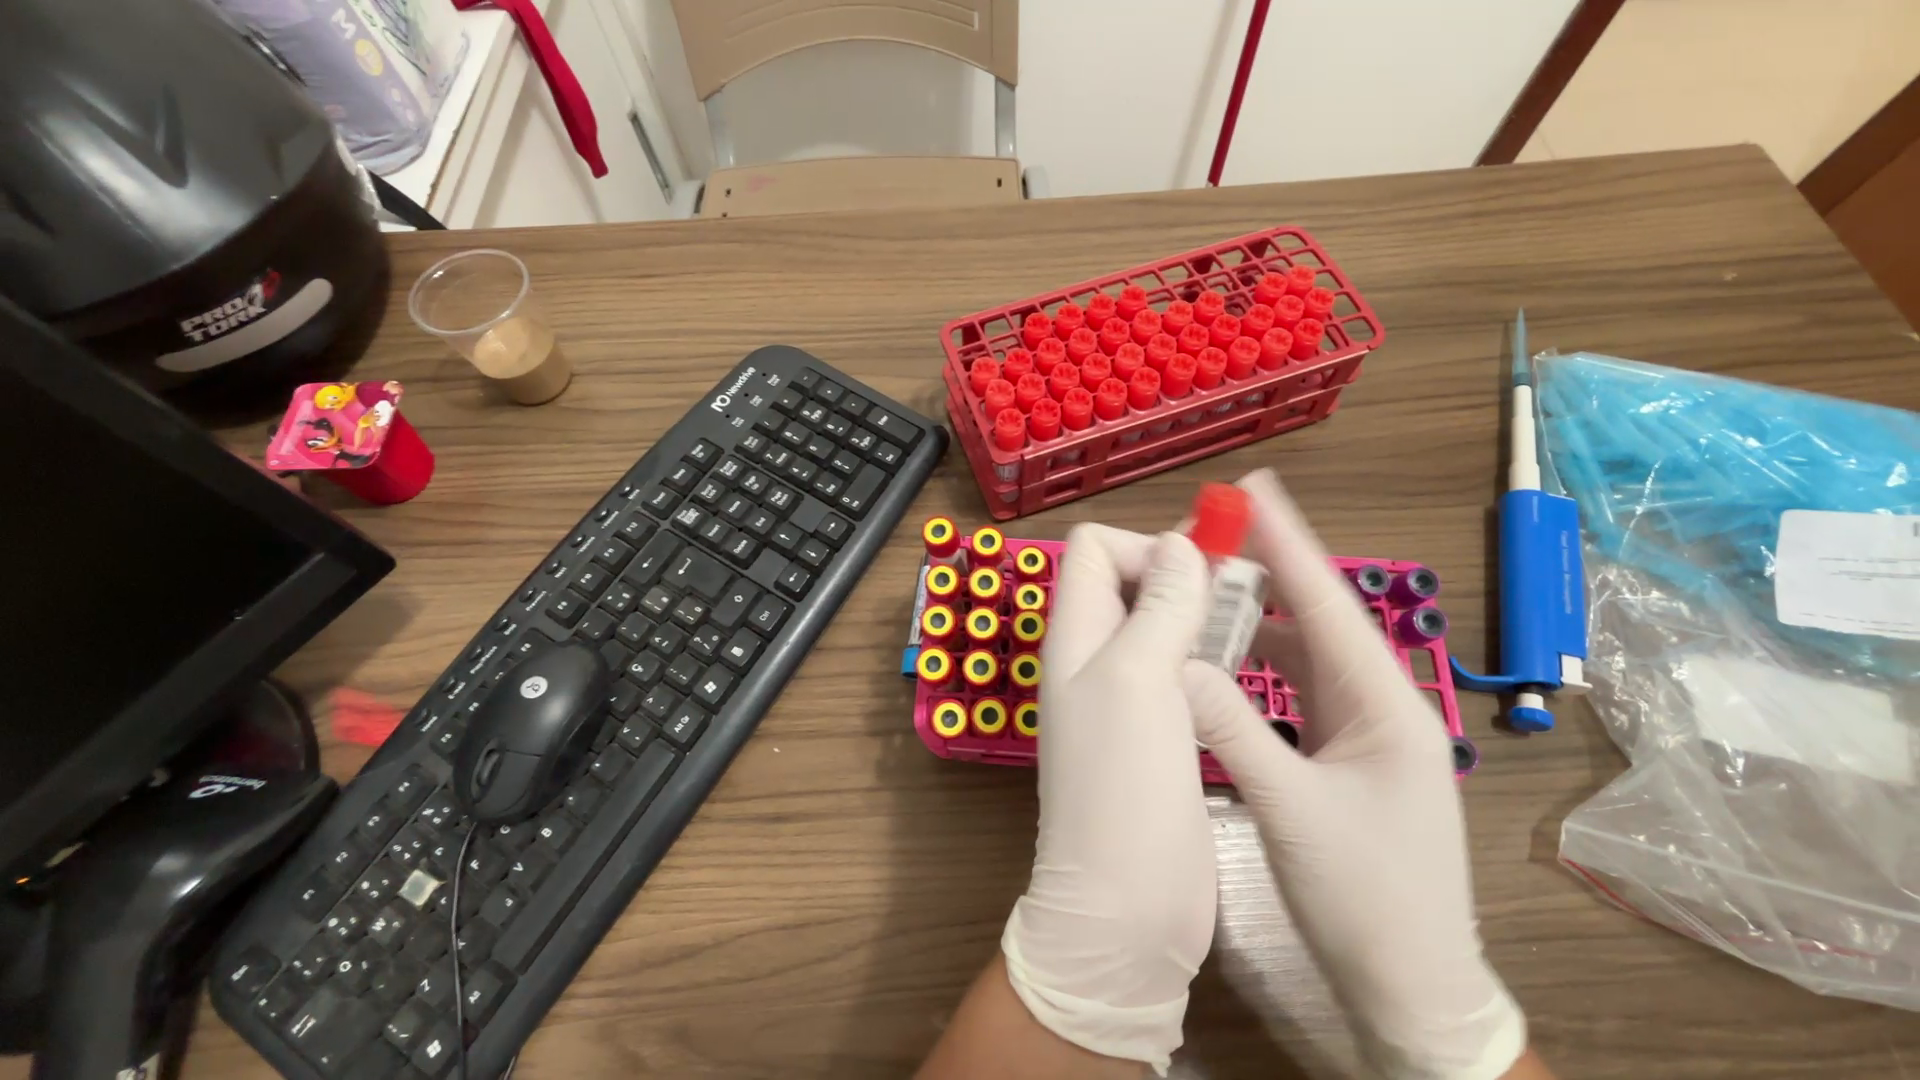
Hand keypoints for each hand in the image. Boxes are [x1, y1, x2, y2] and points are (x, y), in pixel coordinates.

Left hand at [1001, 526, 1217, 1074]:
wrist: (1125, 906)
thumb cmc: (1123, 787)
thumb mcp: (1137, 681)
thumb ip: (1157, 608)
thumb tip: (1177, 545)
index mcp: (1076, 637)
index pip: (1095, 550)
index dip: (1145, 548)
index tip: (1199, 579)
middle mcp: (1095, 660)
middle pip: (1133, 584)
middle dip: (1184, 578)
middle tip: (1241, 601)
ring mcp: (1126, 700)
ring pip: (1161, 628)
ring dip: (1202, 618)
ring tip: (1251, 633)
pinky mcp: (1157, 736)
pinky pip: (1179, 673)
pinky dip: (1208, 659)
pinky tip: (1242, 675)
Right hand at [1182, 470, 1526, 1079]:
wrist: (1410, 987)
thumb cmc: (1365, 899)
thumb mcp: (1290, 813)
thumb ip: (1232, 732)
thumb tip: (1175, 664)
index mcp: (1384, 705)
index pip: (1327, 605)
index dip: (1289, 543)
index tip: (1254, 489)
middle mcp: (1379, 706)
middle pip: (1317, 621)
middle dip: (1268, 573)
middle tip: (1213, 532)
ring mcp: (1364, 734)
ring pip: (1306, 657)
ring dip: (1259, 622)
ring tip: (1208, 588)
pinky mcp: (1345, 759)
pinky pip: (1299, 694)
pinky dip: (1260, 670)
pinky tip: (1225, 661)